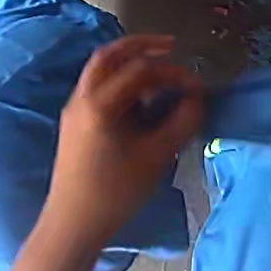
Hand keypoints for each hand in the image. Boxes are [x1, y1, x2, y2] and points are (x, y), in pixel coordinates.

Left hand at [42, 35, 203, 250]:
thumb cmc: (116, 192)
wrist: (73, 224)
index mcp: (100, 104)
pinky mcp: (75, 121)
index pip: (141, 71)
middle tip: (170, 45)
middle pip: (110, 55)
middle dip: (142, 45)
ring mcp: (74, 109)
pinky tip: (140, 95)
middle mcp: (82, 98)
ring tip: (158, 66)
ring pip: (100, 68)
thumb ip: (182, 122)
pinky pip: (98, 85)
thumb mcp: (157, 156)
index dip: (173, 72)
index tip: (196, 86)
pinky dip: (120, 78)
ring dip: (129, 60)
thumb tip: (197, 99)